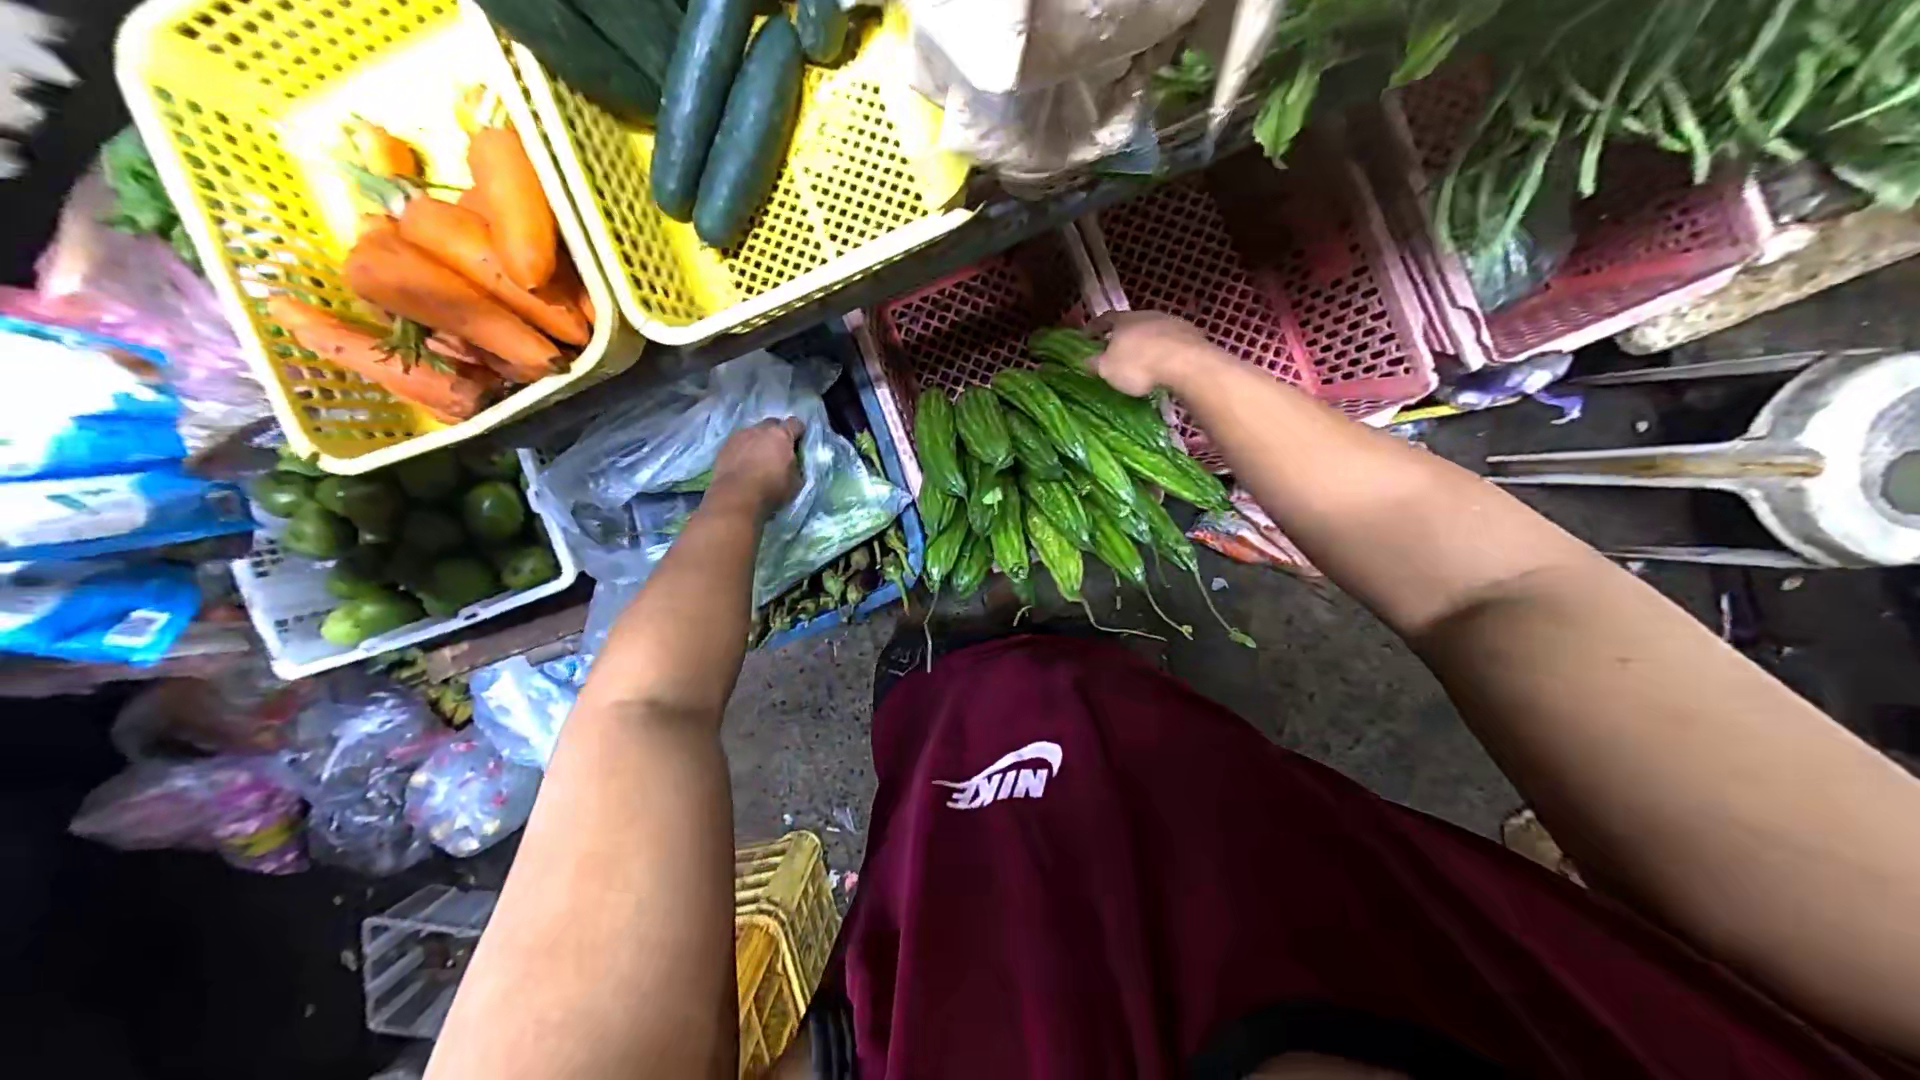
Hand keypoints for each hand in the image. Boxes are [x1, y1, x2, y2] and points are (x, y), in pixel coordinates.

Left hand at [709, 418, 803, 520]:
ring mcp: (740, 436)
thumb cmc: (771, 489)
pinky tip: (743, 463)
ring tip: (757, 457)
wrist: (736, 496)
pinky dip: (743, 449)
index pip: (795, 423)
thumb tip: (792, 462)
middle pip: (772, 424)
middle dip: (777, 433)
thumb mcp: (795, 481)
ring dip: (758, 441)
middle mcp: (760, 430)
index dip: (799, 432)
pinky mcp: (725, 446)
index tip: (799, 441)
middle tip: (778, 449)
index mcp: (781, 436)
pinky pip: (739, 443)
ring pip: (753, 432)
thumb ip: (795, 465)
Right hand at [1086, 311, 1220, 396]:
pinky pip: (1172, 342)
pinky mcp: (1192, 334)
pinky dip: (1165, 351)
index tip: (1087, 337)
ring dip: (1146, 343)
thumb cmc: (1138, 365)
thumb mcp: (1107, 369)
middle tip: (1116, 350)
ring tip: (1142, 360)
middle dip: (1123, 336)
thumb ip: (1095, 363)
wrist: (1186, 363)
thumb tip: (1085, 360)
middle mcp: (1147, 315)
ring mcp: (1172, 322)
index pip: (1104, 319)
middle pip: (1131, 323)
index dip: (1094, 328)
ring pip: (1153, 331)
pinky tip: (1164, 365)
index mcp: (1123, 320)